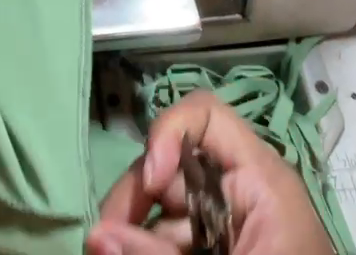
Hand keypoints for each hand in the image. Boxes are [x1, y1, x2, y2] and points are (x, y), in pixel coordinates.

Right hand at [89, 91, 330, 254]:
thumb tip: (95, 237)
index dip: (167, 133)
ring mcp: (225, 224)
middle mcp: (238, 190)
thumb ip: (161, 254)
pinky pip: (171, 237)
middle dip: (134, 197)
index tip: (149, 182)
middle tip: (103, 240)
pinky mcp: (214, 249)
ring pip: (161, 207)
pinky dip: (147, 248)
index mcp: (259, 178)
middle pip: (170, 163)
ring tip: (109, 252)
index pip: (205, 115)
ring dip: (133, 231)